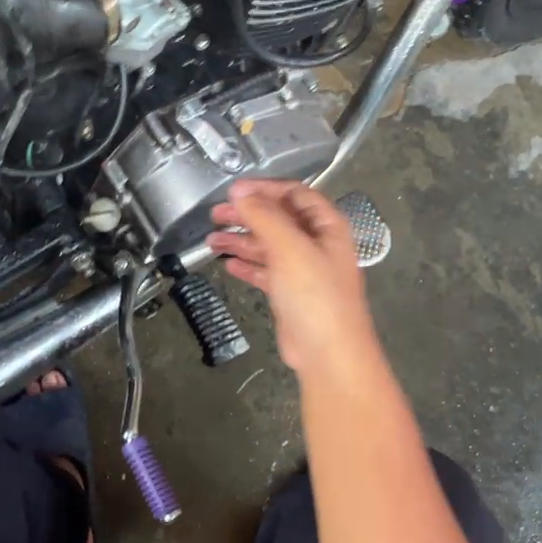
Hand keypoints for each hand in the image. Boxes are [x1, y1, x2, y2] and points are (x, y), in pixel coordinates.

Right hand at [206, 179, 378, 378]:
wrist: (329, 353)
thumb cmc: (315, 296)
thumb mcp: (290, 249)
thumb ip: (265, 217)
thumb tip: (240, 191)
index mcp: (327, 227)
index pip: (295, 194)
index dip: (264, 189)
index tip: (233, 191)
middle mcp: (317, 244)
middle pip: (279, 219)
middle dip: (248, 214)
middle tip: (216, 214)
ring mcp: (304, 270)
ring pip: (269, 246)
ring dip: (242, 240)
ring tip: (212, 240)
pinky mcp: (291, 294)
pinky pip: (266, 271)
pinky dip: (247, 265)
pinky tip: (228, 264)